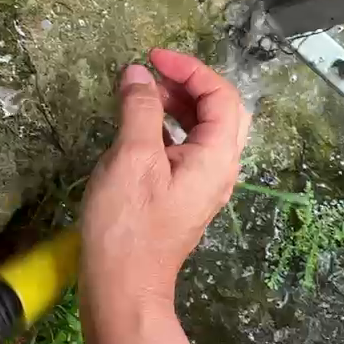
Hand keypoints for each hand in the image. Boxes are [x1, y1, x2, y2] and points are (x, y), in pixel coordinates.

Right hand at [80, 48, 249, 312]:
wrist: (123, 285)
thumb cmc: (128, 221)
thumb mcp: (131, 157)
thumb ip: (139, 109)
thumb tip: (138, 74)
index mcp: (216, 157)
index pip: (220, 96)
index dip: (189, 68)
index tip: (153, 57)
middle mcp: (219, 169)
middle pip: (221, 111)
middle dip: (190, 84)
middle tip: (154, 74)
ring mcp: (202, 184)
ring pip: (204, 129)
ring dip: (178, 103)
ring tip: (142, 94)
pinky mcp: (183, 194)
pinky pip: (187, 147)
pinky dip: (169, 126)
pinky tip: (140, 125)